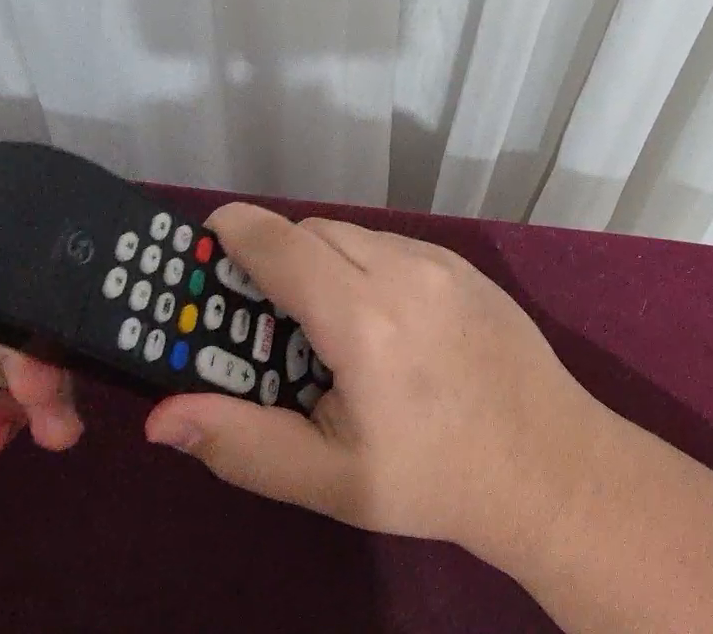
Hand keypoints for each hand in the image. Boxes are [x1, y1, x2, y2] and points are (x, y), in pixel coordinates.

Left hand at [0, 192, 82, 544]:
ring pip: (16, 330)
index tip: (77, 332)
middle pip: (17, 290)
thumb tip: (60, 359)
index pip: (3, 233)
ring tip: (50, 432)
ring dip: (34, 384)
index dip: (46, 279)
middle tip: (58, 399)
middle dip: (41, 350)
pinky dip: (9, 398)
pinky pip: (0, 360)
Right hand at [143, 204, 610, 562]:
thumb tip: (160, 417)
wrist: (551, 466)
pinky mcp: (467, 267)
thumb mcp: (328, 480)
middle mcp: (403, 271)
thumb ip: (241, 443)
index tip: (207, 242)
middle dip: (276, 258)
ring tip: (326, 327)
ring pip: (355, 235)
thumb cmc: (434, 479)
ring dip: (324, 262)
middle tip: (266, 318)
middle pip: (313, 232)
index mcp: (363, 318)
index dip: (234, 232)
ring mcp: (442, 263)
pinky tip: (381, 324)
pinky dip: (367, 266)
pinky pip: (394, 246)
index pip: (279, 244)